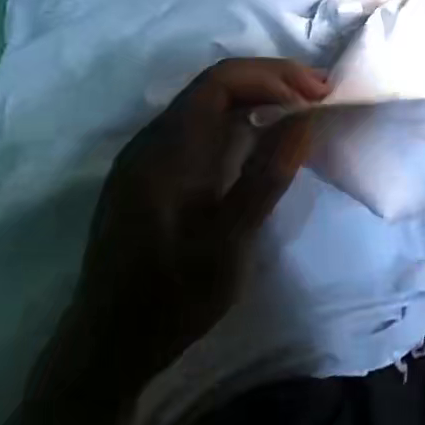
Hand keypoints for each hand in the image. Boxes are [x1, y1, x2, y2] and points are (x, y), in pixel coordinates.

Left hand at [77, 58, 328, 367]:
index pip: (221, 81)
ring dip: (256, 98)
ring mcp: (146, 157)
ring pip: (206, 105)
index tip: (317, 93)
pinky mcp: (150, 176)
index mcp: (165, 151)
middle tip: (319, 95)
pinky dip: (239, 121)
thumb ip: (267, 176)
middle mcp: (151, 141)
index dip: (273, 76)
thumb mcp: (229, 243)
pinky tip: (261, 139)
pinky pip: (199, 128)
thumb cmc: (171, 298)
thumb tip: (304, 119)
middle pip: (214, 85)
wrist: (106, 349)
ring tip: (300, 109)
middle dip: (270, 81)